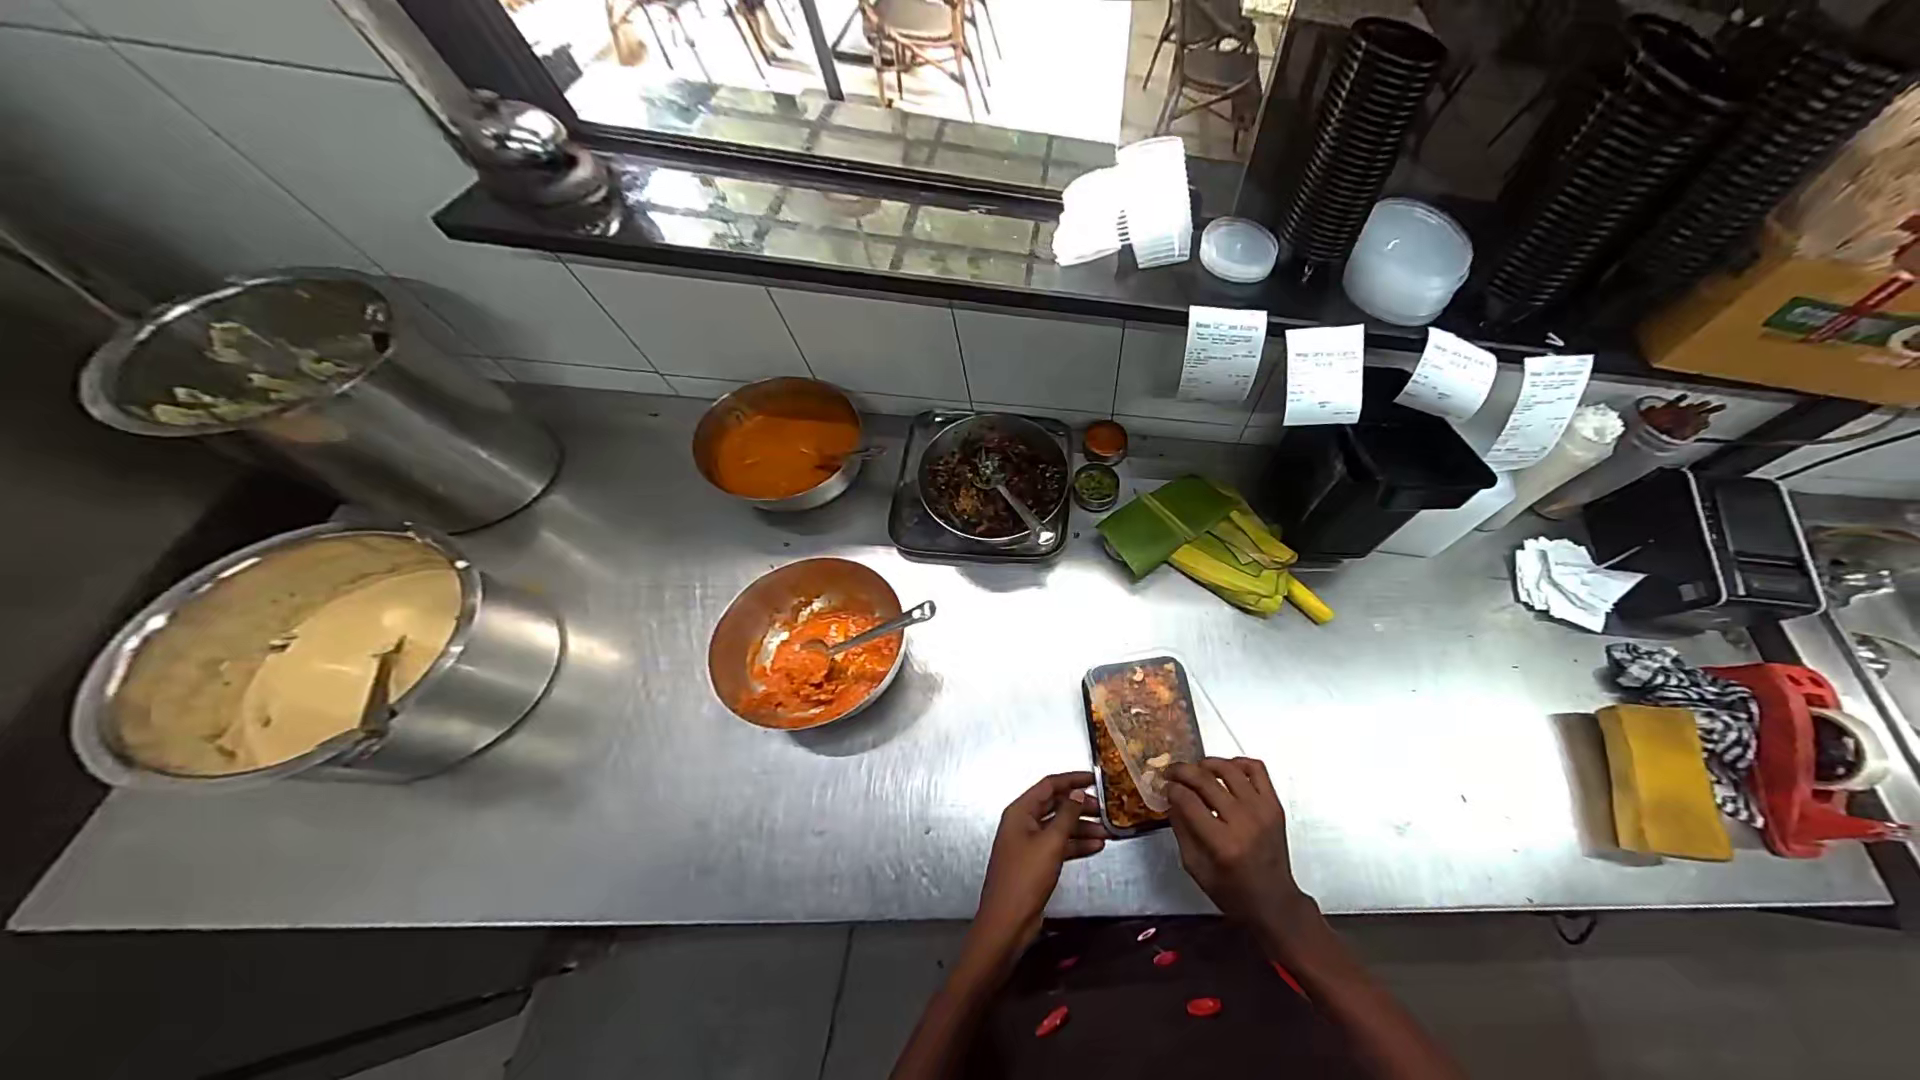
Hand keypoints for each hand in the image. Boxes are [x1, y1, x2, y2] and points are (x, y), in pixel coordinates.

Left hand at [971, 771, 1105, 957]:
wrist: (1008, 921)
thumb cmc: (1025, 877)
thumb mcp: (1050, 843)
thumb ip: (1066, 815)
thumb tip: (1078, 793)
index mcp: (1020, 811)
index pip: (1048, 785)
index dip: (1072, 780)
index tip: (1094, 778)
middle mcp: (1023, 823)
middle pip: (1054, 805)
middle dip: (1080, 806)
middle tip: (1105, 809)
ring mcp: (1028, 843)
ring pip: (1058, 827)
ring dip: (1081, 827)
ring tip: (1107, 831)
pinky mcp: (1035, 862)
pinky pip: (1058, 845)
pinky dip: (1076, 845)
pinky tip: (1096, 846)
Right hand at [1164, 757, 1314, 937]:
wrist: (1275, 903)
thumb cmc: (1232, 892)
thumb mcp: (1195, 867)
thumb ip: (1181, 829)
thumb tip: (1171, 798)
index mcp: (1222, 843)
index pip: (1187, 800)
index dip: (1170, 789)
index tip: (1164, 788)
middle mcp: (1244, 822)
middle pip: (1204, 780)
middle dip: (1180, 771)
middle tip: (1170, 772)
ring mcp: (1262, 811)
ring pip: (1229, 769)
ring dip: (1206, 764)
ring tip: (1195, 770)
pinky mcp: (1274, 806)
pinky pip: (1256, 770)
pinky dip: (1238, 763)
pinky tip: (1225, 771)